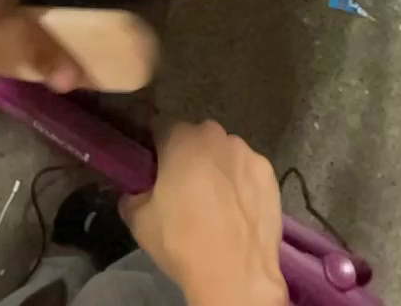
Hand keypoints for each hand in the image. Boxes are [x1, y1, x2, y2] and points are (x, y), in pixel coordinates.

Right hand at [121, 121, 285, 305]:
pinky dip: (242, 183)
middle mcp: (215, 135)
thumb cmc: (181, 240)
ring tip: (214, 203)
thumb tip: (134, 192)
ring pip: (224, 153)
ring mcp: (246, 151)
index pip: (160, 127)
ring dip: (217, 168)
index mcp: (181, 138)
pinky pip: (247, 170)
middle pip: (195, 138)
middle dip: (188, 156)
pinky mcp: (268, 171)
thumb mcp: (139, 220)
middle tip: (181, 189)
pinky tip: (237, 210)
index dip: (154, 146)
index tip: (152, 167)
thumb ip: (131, 196)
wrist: (234, 273)